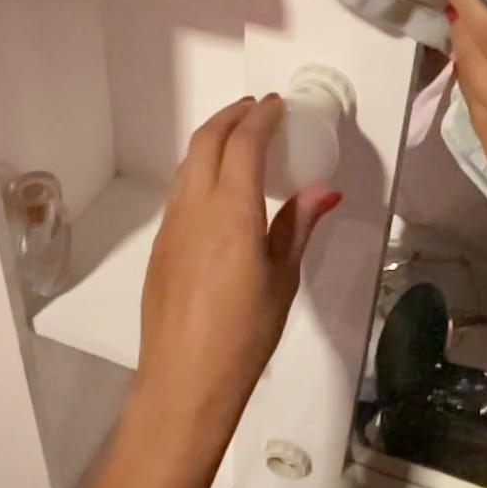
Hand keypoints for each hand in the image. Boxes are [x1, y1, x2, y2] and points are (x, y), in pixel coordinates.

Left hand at [136, 96, 341, 432]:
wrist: (184, 382)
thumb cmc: (246, 334)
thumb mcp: (283, 280)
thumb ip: (297, 226)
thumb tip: (325, 189)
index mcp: (231, 212)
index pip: (243, 145)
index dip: (260, 118)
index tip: (276, 105)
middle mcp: (195, 208)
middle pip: (206, 142)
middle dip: (231, 116)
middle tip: (256, 110)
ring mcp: (172, 225)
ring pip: (188, 163)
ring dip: (212, 139)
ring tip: (237, 136)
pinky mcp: (161, 245)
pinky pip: (180, 190)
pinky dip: (199, 168)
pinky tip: (216, 184)